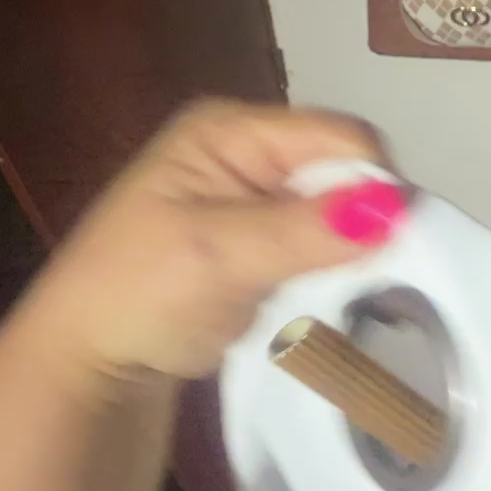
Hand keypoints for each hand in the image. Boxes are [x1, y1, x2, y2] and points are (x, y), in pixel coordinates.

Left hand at [8, 99, 393, 385]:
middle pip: (344, 169)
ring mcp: (260, 197)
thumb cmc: (137, 294)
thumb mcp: (219, 256)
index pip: (338, 137)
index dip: (373, 184)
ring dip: (355, 247)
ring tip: (356, 290)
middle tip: (372, 274)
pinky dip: (340, 267)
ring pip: (341, 209)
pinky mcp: (268, 239)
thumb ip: (306, 230)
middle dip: (365, 217)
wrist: (93, 360)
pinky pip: (326, 242)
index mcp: (233, 130)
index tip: (388, 245)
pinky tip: (337, 294)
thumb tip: (397, 209)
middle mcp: (253, 152)